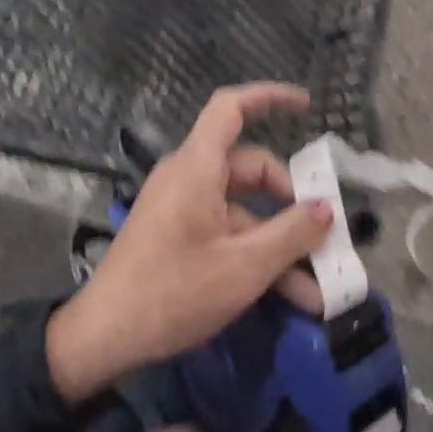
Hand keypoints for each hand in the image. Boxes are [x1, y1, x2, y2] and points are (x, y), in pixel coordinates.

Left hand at [45, 84, 333, 403]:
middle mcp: (188, 176)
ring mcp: (182, 206)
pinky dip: (255, 253)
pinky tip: (291, 295)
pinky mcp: (178, 234)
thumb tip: (327, 209)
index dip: (268, 97)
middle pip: (249, 166)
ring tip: (319, 283)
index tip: (306, 105)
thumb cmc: (173, 291)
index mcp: (197, 167)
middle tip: (326, 232)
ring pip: (243, 207)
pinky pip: (226, 230)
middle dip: (291, 198)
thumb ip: (290, 235)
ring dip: (279, 240)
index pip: (230, 108)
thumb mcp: (243, 268)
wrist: (105, 335)